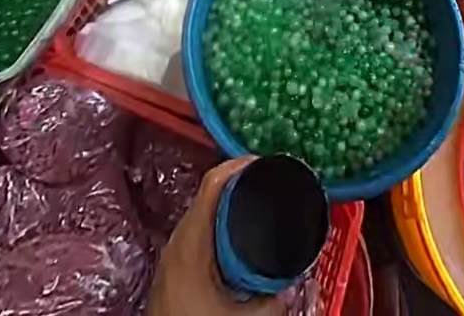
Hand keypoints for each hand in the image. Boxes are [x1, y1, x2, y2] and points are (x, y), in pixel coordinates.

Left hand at [146, 159, 282, 315]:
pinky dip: (219, 220)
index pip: (213, 182)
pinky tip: (236, 233)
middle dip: (240, 180)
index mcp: (191, 242)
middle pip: (209, 191)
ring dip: (229, 201)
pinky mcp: (172, 268)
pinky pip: (198, 228)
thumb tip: (291, 286)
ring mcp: (172, 254)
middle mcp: (178, 241)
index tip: (266, 163)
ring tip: (256, 200)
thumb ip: (272, 300)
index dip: (239, 164)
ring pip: (202, 209)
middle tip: (269, 181)